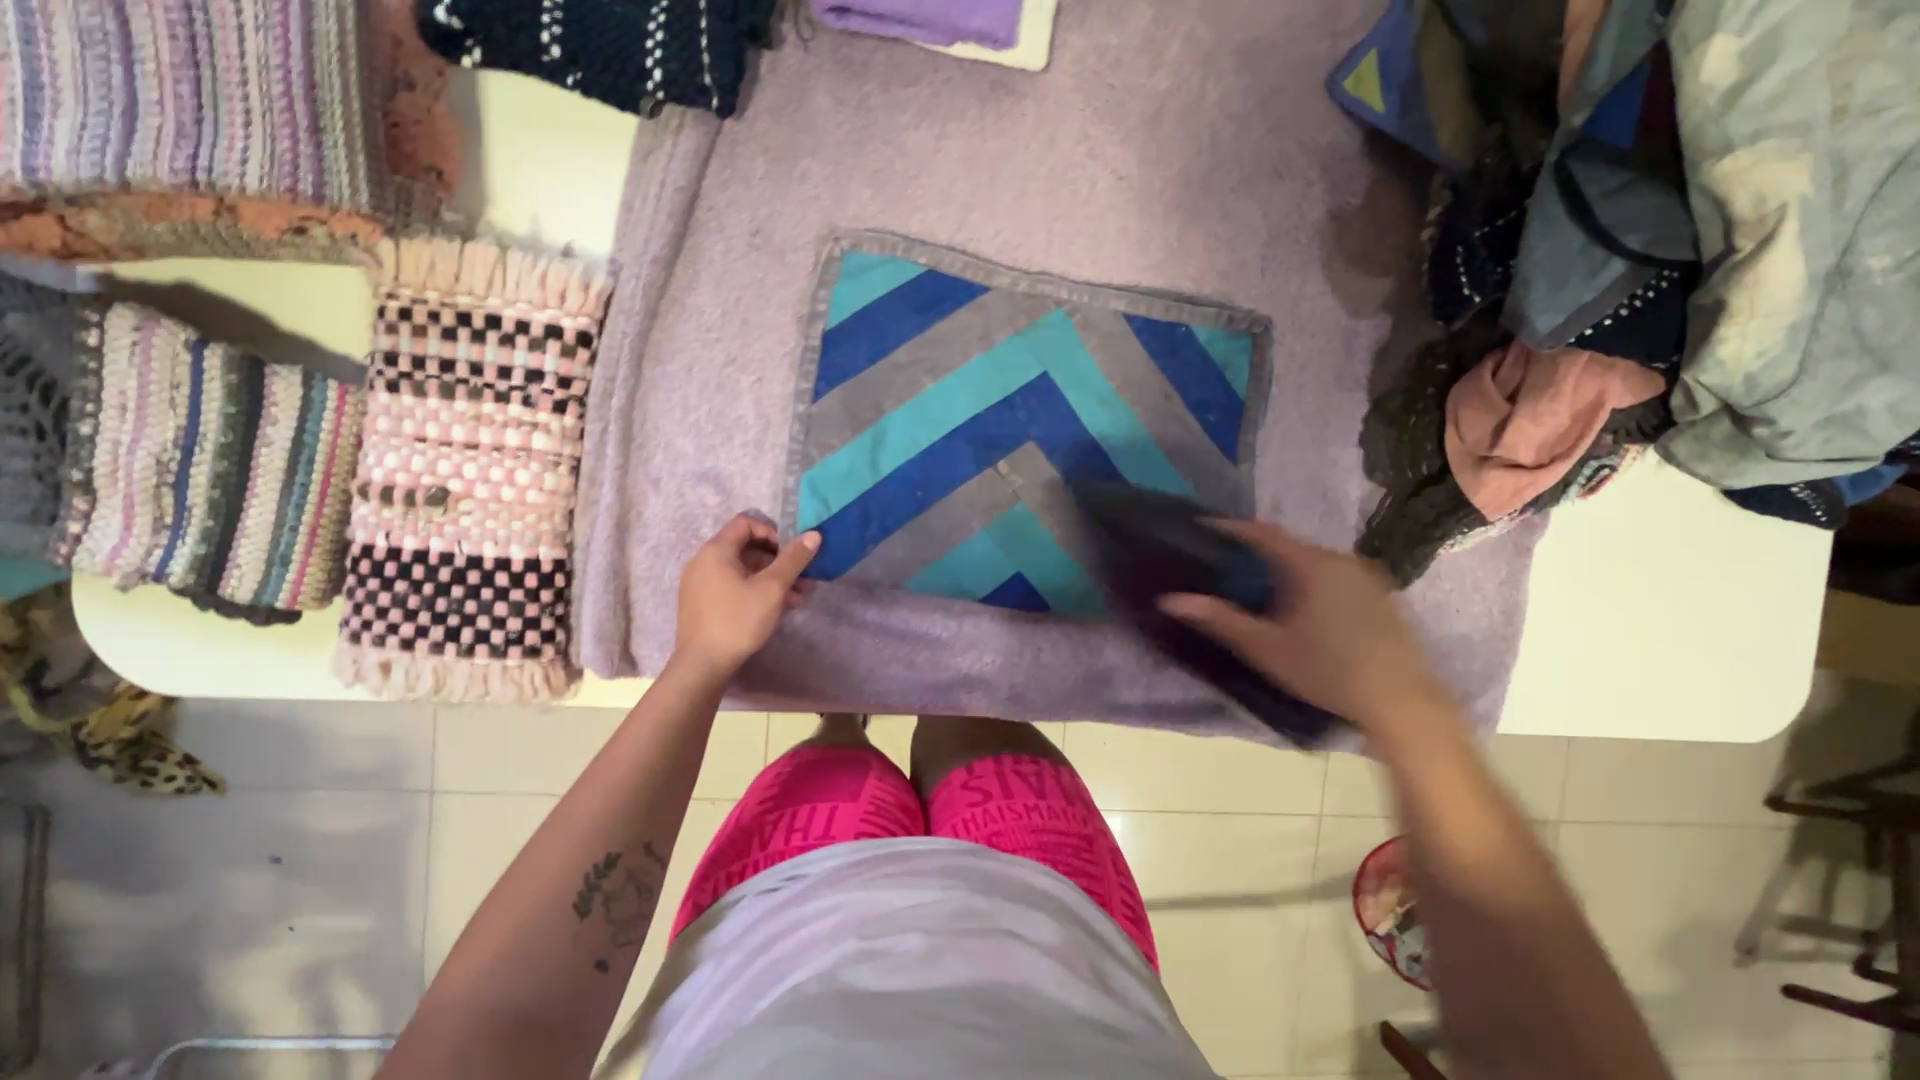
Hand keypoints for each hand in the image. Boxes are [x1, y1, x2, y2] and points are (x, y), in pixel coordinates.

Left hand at [673, 514, 820, 678]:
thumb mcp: (772, 588)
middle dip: (779, 561)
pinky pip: (734, 586)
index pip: (746, 522)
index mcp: (716, 550)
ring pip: (744, 571)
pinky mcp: (704, 603)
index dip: (773, 532)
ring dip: (773, 579)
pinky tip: (780, 608)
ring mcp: (702, 583)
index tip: (792, 552)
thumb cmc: (738, 620)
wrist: (703, 664)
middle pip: (747, 548)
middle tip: (804, 578)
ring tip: (800, 597)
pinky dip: (757, 590)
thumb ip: (793, 559)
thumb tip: (814, 534)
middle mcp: (704, 561)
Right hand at [1157, 520, 1464, 745]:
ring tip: (1262, 590)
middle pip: (1289, 546)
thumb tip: (1170, 599)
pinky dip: (1313, 583)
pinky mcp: (1383, 595)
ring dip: (1287, 570)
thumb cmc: (1325, 671)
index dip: (1230, 528)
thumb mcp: (1265, 648)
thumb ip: (1218, 619)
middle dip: (1257, 553)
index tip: (1202, 528)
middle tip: (1227, 568)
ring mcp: (1366, 576)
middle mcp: (1340, 559)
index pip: (1261, 532)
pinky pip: (1336, 577)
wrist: (1401, 701)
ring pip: (1314, 562)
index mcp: (1308, 564)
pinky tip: (1305, 611)